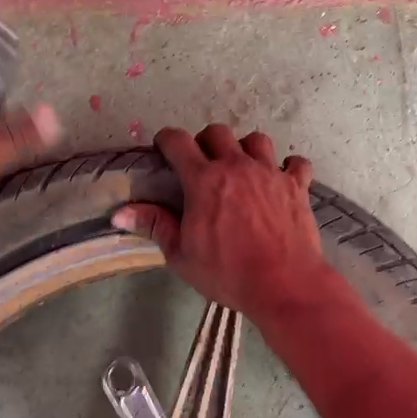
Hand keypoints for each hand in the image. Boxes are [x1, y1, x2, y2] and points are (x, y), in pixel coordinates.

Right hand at [112, 124, 345, 320]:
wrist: (285, 284)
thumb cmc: (228, 273)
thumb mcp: (182, 255)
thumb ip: (155, 226)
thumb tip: (120, 212)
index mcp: (204, 180)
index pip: (178, 141)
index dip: (167, 140)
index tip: (164, 149)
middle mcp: (236, 166)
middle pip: (218, 132)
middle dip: (206, 142)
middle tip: (204, 165)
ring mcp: (270, 172)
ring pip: (256, 140)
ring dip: (246, 149)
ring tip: (242, 170)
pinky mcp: (296, 185)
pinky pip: (296, 163)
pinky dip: (288, 168)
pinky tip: (281, 182)